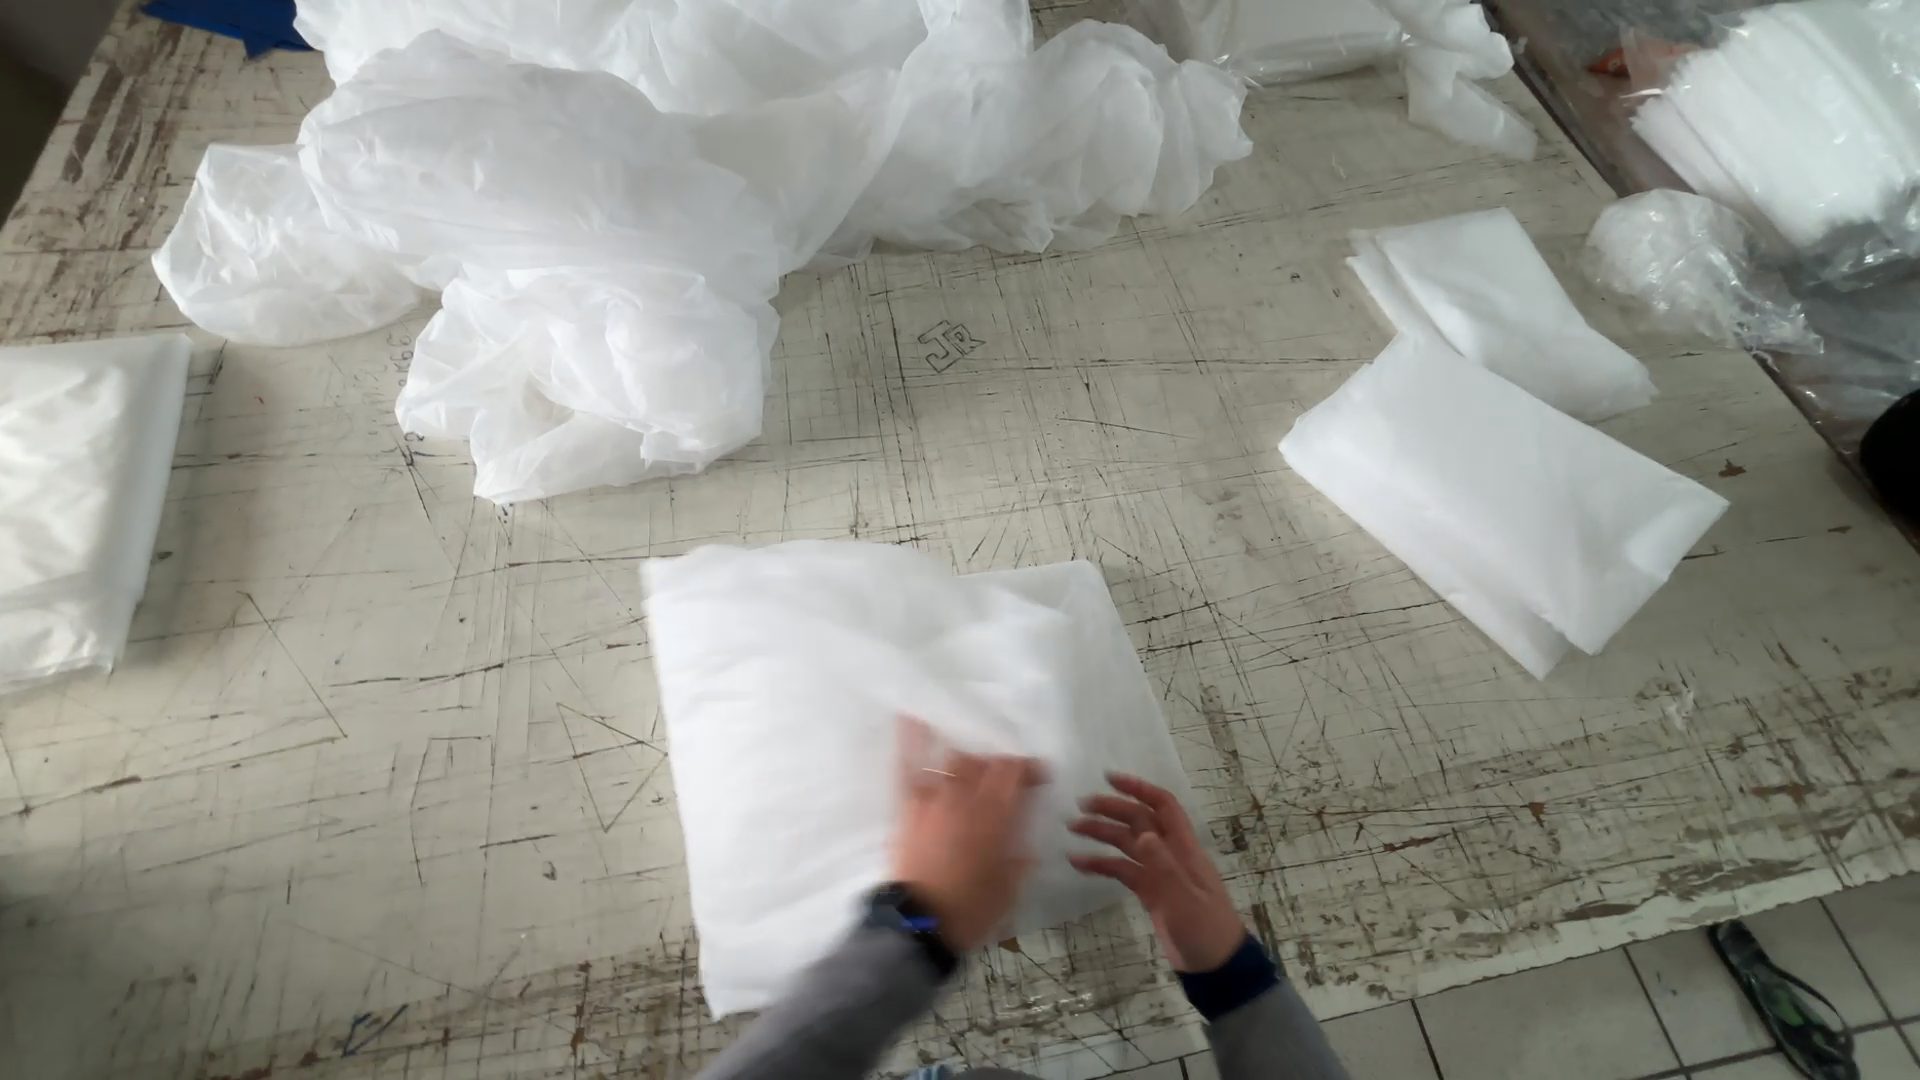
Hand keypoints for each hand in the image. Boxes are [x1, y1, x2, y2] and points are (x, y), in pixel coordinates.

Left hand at [890, 717, 1045, 951]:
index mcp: (996, 817)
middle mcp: (966, 798)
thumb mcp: (1011, 886)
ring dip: (969, 753)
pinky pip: (908, 765)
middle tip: (1007, 773)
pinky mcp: (907, 806)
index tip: (1039, 776)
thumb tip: (1028, 835)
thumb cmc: (970, 911)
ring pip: (955, 758)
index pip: (1016, 774)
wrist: (919, 928)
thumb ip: (1021, 853)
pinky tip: (910, 714)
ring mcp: (934, 798)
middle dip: (1001, 762)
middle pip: (987, 762)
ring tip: (976, 757)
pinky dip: (910, 738)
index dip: (1029, 768)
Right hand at [1069, 773, 1247, 971]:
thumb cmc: (1206, 929)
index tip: (1110, 779)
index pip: (1163, 806)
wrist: (1215, 969)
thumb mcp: (1185, 899)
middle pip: (1139, 821)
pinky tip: (1078, 863)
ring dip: (1102, 833)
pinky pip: (1121, 869)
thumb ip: (1164, 866)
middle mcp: (1169, 853)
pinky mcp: (1149, 891)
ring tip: (1073, 828)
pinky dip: (1101, 864)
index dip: (1139, 788)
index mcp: (1184, 847)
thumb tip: (1142, 834)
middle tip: (1081, 805)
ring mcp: (1158, 872)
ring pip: (1126, 843)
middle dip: (1112, 809)